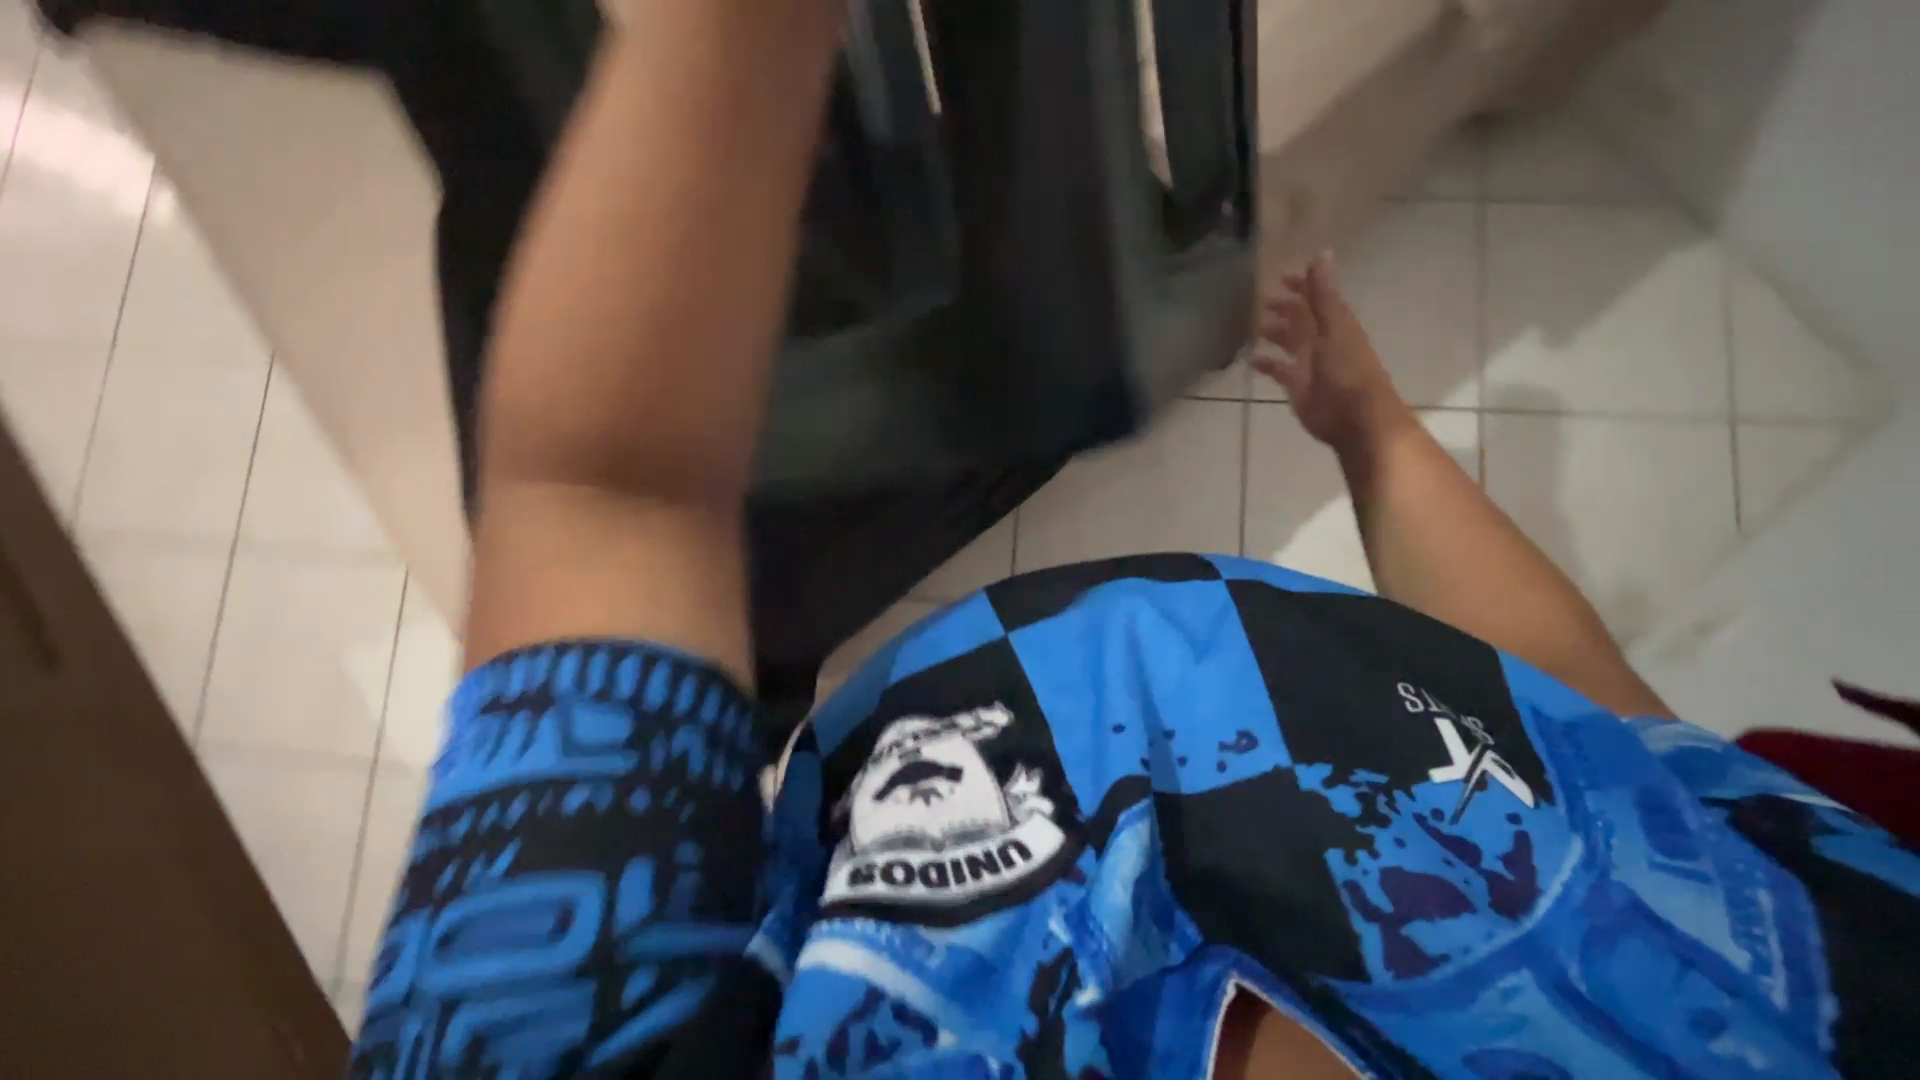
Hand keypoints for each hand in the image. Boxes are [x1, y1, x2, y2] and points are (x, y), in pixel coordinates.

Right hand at [1252, 253, 1414, 453]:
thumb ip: (1323, 294)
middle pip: (1301, 319)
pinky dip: (1267, 365)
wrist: (1355, 417)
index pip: (1316, 296)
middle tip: (1259, 301)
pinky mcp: (1297, 386)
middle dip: (1284, 308)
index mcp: (1334, 322)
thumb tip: (1322, 253)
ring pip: (1289, 343)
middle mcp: (1321, 339)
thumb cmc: (1347, 370)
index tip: (1280, 276)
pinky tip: (1252, 360)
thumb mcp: (1334, 326)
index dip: (1302, 284)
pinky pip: (1279, 371)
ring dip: (1274, 333)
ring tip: (1253, 326)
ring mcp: (1309, 364)